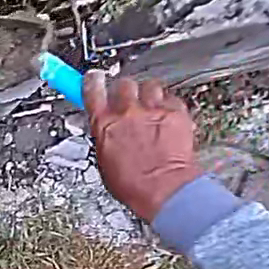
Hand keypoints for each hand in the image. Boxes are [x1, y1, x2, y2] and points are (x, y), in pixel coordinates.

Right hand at [83, 71, 199, 221]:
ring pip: (149, 86)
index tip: (93, 78)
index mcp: (104, 124)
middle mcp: (127, 111)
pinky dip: (168, 105)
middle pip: (123, 83)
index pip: (92, 88)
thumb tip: (106, 130)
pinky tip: (166, 118)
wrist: (165, 190)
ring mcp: (153, 110)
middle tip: (128, 101)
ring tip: (150, 109)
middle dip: (125, 91)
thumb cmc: (134, 184)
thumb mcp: (105, 160)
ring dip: (148, 95)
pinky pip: (171, 98)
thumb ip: (105, 136)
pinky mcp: (175, 113)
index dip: (93, 80)